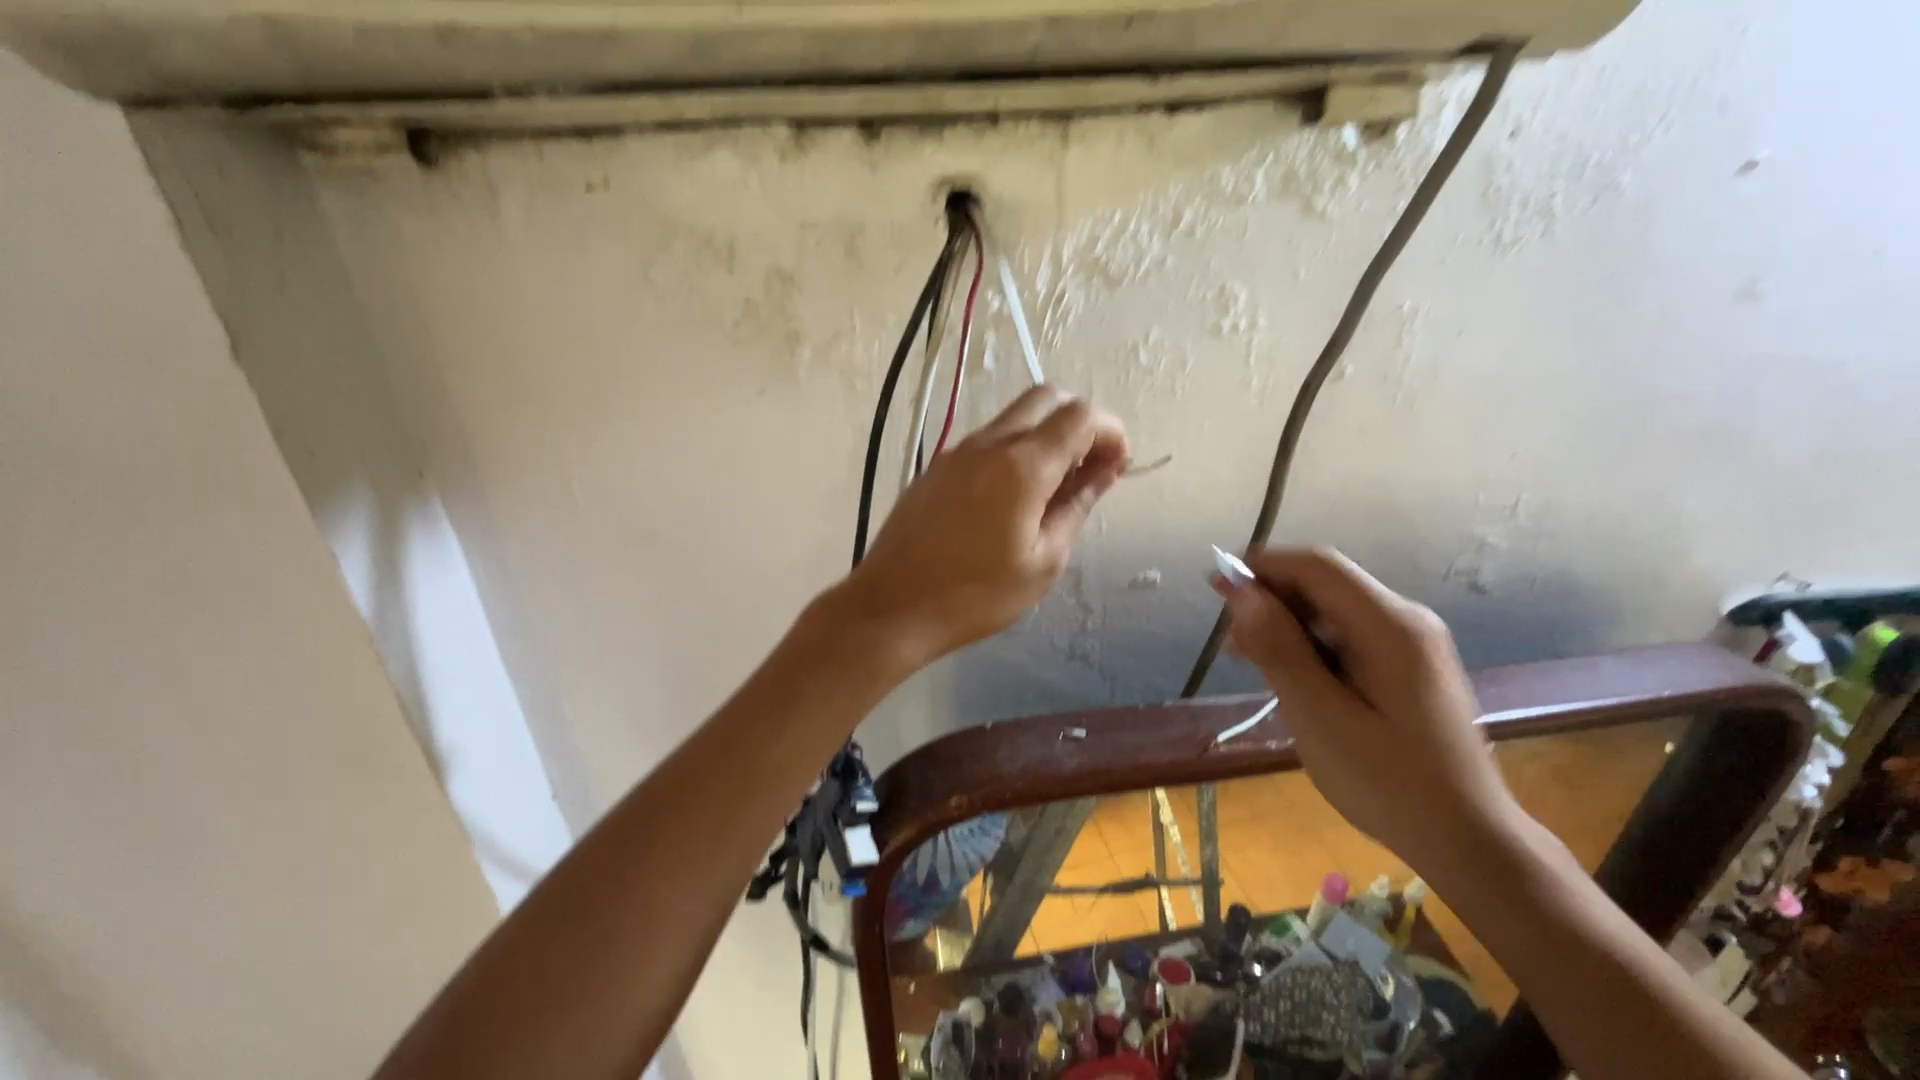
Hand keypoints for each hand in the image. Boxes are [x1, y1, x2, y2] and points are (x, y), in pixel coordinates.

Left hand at [829, 385, 1128, 668]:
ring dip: (1045, 435)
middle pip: (1046, 398)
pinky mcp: (937, 467)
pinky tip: (1016, 496)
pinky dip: (1016, 449)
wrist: (891, 607)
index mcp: (1021, 466)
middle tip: (1090, 469)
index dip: (1110, 432)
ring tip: (1055, 488)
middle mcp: (988, 444)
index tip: (1118, 466)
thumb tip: (1103, 471)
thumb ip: (1075, 506)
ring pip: (1014, 416)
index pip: (1080, 415)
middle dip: (1080, 422)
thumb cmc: (975, 596)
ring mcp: (957, 452)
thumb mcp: (1043, 562)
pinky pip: (988, 440)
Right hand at [1215, 547, 1519, 868]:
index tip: (1216, 586)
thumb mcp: (1320, 717)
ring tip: (1251, 665)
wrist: (1466, 837)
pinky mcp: (1409, 667)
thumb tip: (1241, 593)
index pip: (1317, 567)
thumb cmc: (1388, 781)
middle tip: (1230, 645)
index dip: (1263, 567)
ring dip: (1288, 628)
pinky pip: (1350, 638)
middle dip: (1272, 602)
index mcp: (1390, 625)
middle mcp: (1406, 621)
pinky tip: (1291, 680)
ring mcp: (1412, 644)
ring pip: (1335, 613)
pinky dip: (1312, 648)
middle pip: (1326, 587)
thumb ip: (1280, 650)